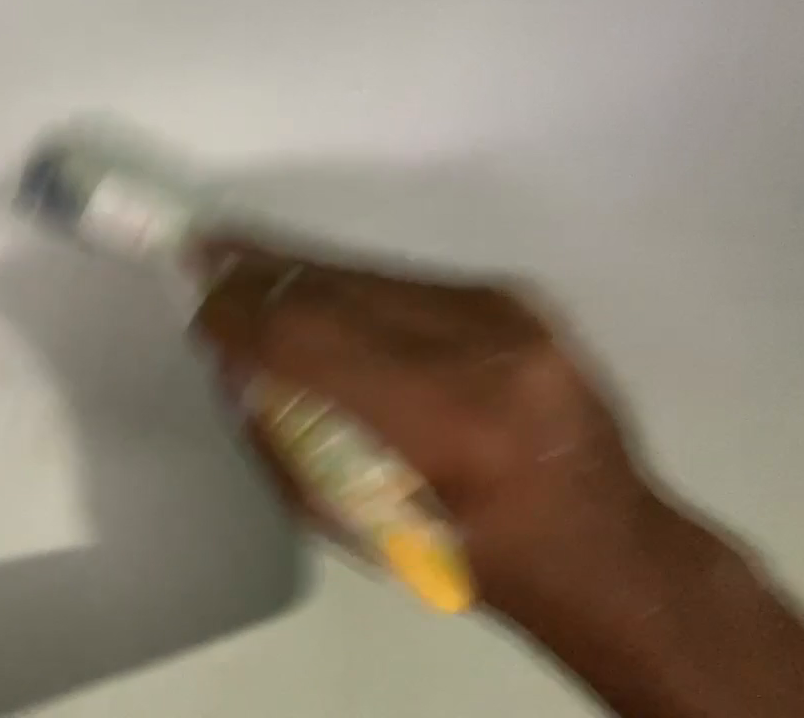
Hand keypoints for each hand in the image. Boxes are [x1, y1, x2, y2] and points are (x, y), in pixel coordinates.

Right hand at [192, 234, 681, 619]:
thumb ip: (279, 432)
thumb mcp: (352, 518)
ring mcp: (504, 315)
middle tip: (202, 253)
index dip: (239, 315)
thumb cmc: (465, 552)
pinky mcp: (513, 296)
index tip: (197, 305)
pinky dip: (338, 278)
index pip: (304, 340)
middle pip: (327, 291)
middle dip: (254, 274)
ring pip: (358, 271)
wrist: (606, 544)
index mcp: (443, 424)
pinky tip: (304, 278)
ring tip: (237, 250)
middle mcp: (480, 352)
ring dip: (290, 265)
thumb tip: (230, 355)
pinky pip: (394, 275)